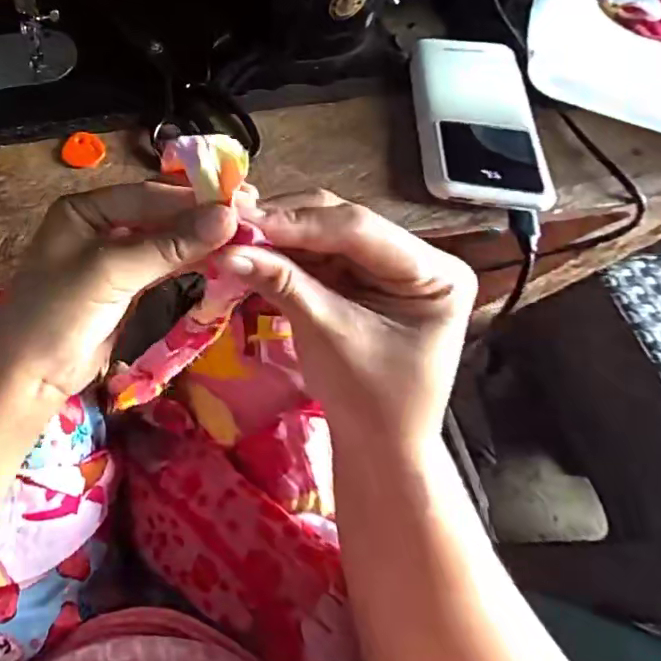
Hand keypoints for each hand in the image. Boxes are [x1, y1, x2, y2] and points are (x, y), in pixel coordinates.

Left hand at [0, 182, 239, 403]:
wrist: (30, 374)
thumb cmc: (58, 312)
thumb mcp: (110, 272)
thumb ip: (167, 245)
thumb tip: (226, 216)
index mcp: (83, 209)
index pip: (146, 195)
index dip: (192, 198)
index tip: (240, 200)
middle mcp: (97, 224)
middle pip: (157, 214)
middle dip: (200, 216)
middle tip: (252, 214)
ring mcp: (112, 256)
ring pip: (163, 240)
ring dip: (200, 239)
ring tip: (247, 235)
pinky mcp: (124, 286)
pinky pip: (162, 265)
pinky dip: (189, 262)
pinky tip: (221, 259)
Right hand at [220, 189, 476, 453]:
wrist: (377, 441)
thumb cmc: (370, 398)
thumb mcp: (329, 335)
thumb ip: (283, 284)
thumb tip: (226, 251)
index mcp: (434, 271)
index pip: (359, 229)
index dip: (298, 222)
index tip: (244, 219)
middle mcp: (412, 255)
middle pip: (337, 220)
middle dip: (282, 223)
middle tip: (230, 223)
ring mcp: (380, 261)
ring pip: (318, 228)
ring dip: (274, 233)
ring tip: (231, 233)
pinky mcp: (352, 271)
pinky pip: (309, 249)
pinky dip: (276, 250)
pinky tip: (246, 247)